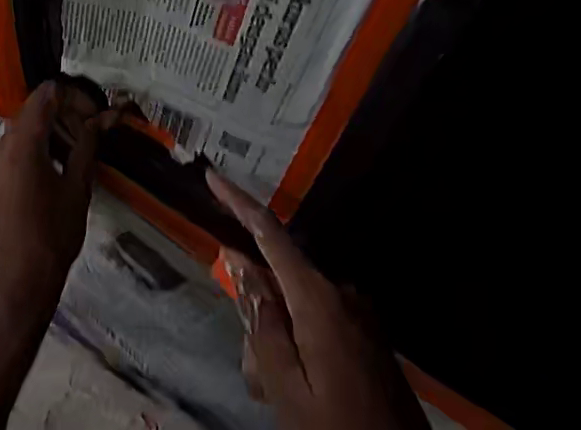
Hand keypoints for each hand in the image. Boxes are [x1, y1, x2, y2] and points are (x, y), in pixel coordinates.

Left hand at [0, 82, 114, 321]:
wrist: (18, 280)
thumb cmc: (52, 234)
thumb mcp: (77, 188)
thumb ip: (87, 147)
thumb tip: (102, 119)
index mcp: (23, 140)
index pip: (46, 94)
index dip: (74, 95)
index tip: (98, 111)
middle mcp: (4, 142)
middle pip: (36, 108)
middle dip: (67, 111)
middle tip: (97, 129)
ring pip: (28, 126)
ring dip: (56, 128)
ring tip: (85, 146)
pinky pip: (20, 145)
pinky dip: (42, 143)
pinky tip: (64, 163)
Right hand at [208, 169, 428, 429]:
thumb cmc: (338, 427)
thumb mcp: (286, 384)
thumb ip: (260, 318)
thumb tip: (238, 261)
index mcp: (318, 299)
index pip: (270, 233)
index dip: (238, 202)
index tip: (211, 175)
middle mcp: (341, 293)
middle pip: (278, 277)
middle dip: (256, 308)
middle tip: (256, 372)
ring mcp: (359, 313)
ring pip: (294, 303)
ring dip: (276, 333)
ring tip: (275, 389)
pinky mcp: (369, 334)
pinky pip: (318, 319)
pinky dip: (298, 340)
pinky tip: (299, 383)